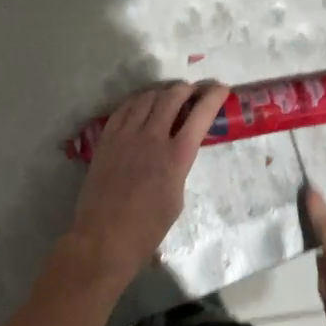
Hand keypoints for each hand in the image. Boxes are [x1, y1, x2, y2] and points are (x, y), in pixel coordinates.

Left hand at [65, 82, 229, 285]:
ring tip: (168, 94)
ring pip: (146, 98)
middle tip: (193, 90)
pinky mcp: (106, 139)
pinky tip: (141, 102)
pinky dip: (137, 100)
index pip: (200, 116)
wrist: (104, 237)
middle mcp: (152, 138)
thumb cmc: (148, 228)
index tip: (221, 88)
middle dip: (187, 89)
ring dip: (162, 91)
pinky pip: (123, 108)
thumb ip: (179, 167)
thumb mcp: (177, 198)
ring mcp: (126, 136)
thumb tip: (176, 151)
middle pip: (172, 98)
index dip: (213, 98)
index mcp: (176, 157)